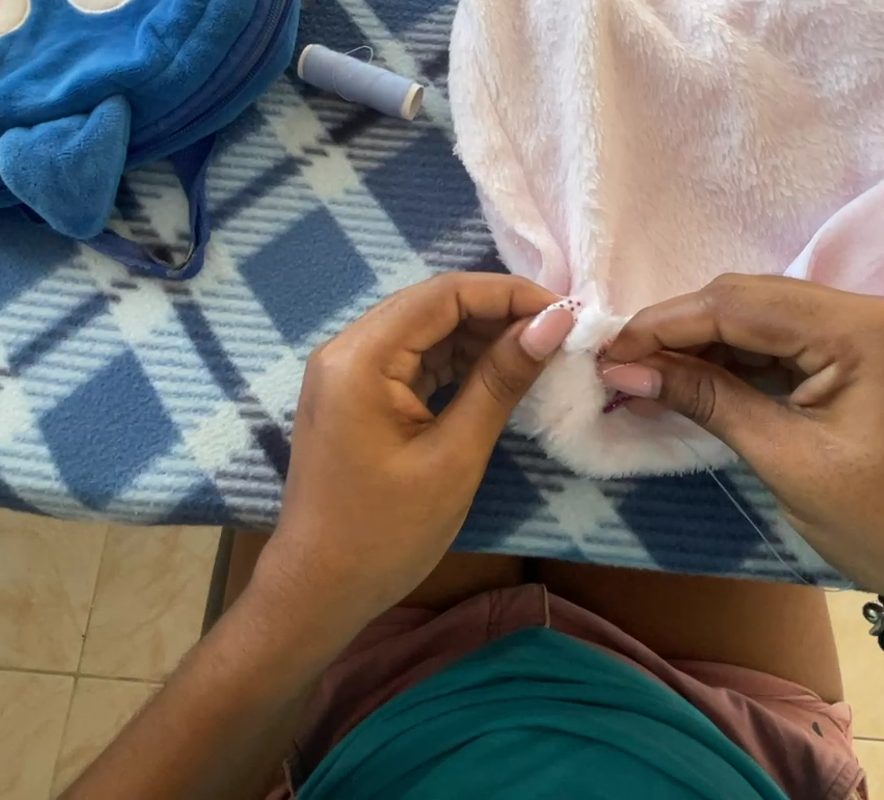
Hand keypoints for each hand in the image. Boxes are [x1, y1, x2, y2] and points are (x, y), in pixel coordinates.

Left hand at [250, 273, 571, 636]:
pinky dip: (455, 360)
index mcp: (360, 357)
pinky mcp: (354, 390)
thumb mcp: (454, 456)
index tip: (564, 313)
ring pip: (424, 328)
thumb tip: (553, 325)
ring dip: (479, 335)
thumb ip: (501, 380)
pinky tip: (495, 370)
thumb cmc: (386, 533)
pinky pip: (411, 357)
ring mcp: (346, 369)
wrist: (319, 590)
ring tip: (536, 351)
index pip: (443, 294)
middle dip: (497, 312)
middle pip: (431, 304)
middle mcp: (346, 348)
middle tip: (557, 333)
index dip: (508, 293)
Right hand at [600, 276, 883, 651]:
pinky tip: (696, 381)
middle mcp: (867, 311)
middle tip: (620, 364)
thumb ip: (705, 399)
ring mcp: (869, 333)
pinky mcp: (862, 359)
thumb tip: (623, 370)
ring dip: (702, 344)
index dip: (663, 324)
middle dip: (678, 329)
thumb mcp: (787, 460)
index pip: (738, 304)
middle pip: (747, 300)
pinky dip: (735, 361)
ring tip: (646, 374)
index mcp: (861, 327)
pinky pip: (784, 344)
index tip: (606, 352)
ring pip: (761, 318)